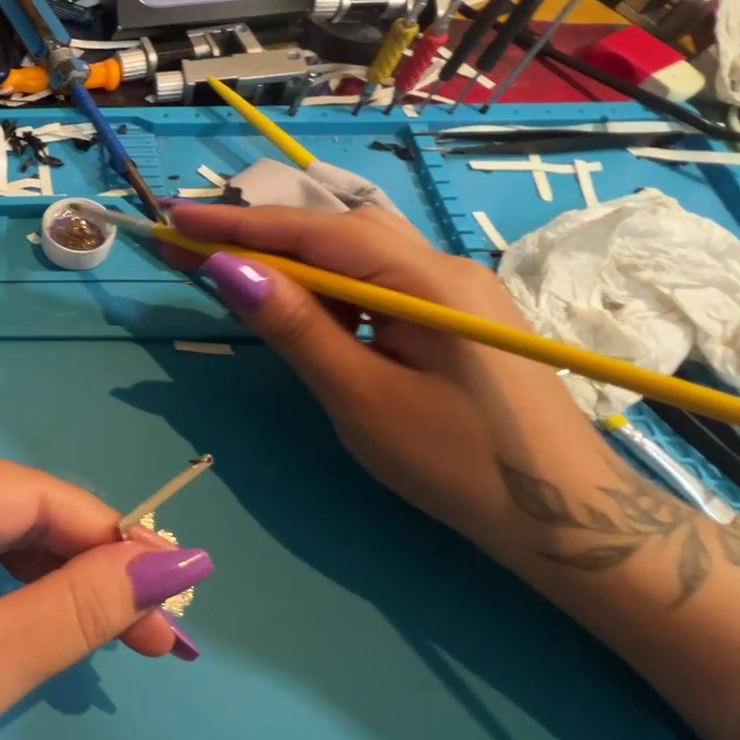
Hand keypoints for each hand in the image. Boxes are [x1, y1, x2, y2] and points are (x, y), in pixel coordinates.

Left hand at [0, 459, 211, 739]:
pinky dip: (7, 592)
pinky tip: (46, 623)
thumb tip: (174, 563)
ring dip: (53, 581)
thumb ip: (80, 607)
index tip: (177, 586)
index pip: (30, 494)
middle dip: (86, 566)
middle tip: (157, 630)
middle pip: (11, 511)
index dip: (109, 534)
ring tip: (118, 634)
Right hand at [166, 202, 608, 536]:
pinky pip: (373, 283)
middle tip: (184, 244)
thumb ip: (294, 325)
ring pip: (352, 255)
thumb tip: (226, 267)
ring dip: (285, 259)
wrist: (567, 519)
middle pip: (332, 231)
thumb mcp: (360, 395)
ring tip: (224, 271)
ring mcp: (451, 290)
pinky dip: (321, 287)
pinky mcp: (451, 316)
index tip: (172, 219)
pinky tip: (295, 305)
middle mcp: (441, 266)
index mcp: (424, 279)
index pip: (311, 232)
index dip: (235, 223)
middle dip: (253, 234)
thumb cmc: (458, 461)